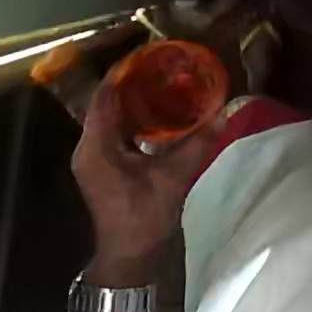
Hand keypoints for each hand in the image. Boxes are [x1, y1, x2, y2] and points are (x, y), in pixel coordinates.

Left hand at [70, 81, 218, 273]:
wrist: (129, 257)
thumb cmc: (143, 217)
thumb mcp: (172, 179)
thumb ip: (196, 145)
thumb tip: (222, 114)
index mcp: (95, 146)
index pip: (104, 96)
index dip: (123, 73)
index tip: (146, 54)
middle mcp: (89, 147)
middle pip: (106, 103)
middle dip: (131, 83)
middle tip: (161, 66)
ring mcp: (95, 157)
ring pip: (110, 116)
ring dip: (133, 100)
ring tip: (163, 83)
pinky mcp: (105, 166)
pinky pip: (116, 130)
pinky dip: (134, 118)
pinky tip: (159, 113)